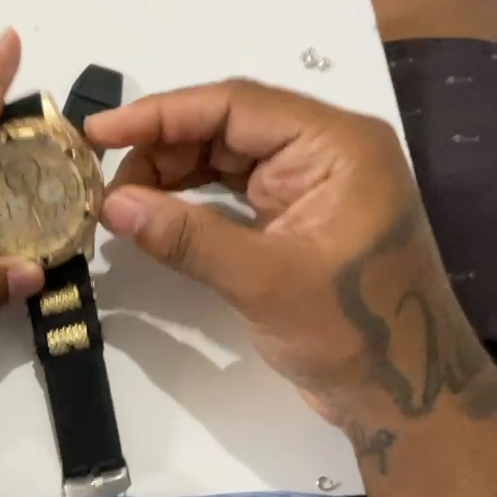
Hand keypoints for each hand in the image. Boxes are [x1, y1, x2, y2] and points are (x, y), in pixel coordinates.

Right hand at [87, 80, 489, 424]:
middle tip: (103, 186)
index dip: (160, 114)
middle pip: (227, 128)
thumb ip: (187, 238)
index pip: (234, 105)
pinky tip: (156, 217)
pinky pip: (232, 196)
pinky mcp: (293, 224)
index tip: (97, 134)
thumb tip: (112, 206)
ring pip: (225, 161)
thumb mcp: (264, 281)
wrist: (399, 391)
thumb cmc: (350, 330)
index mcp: (334, 145)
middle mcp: (322, 154)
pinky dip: (190, 204)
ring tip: (120, 204)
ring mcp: (308, 190)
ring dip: (171, 176)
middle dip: (161, 149)